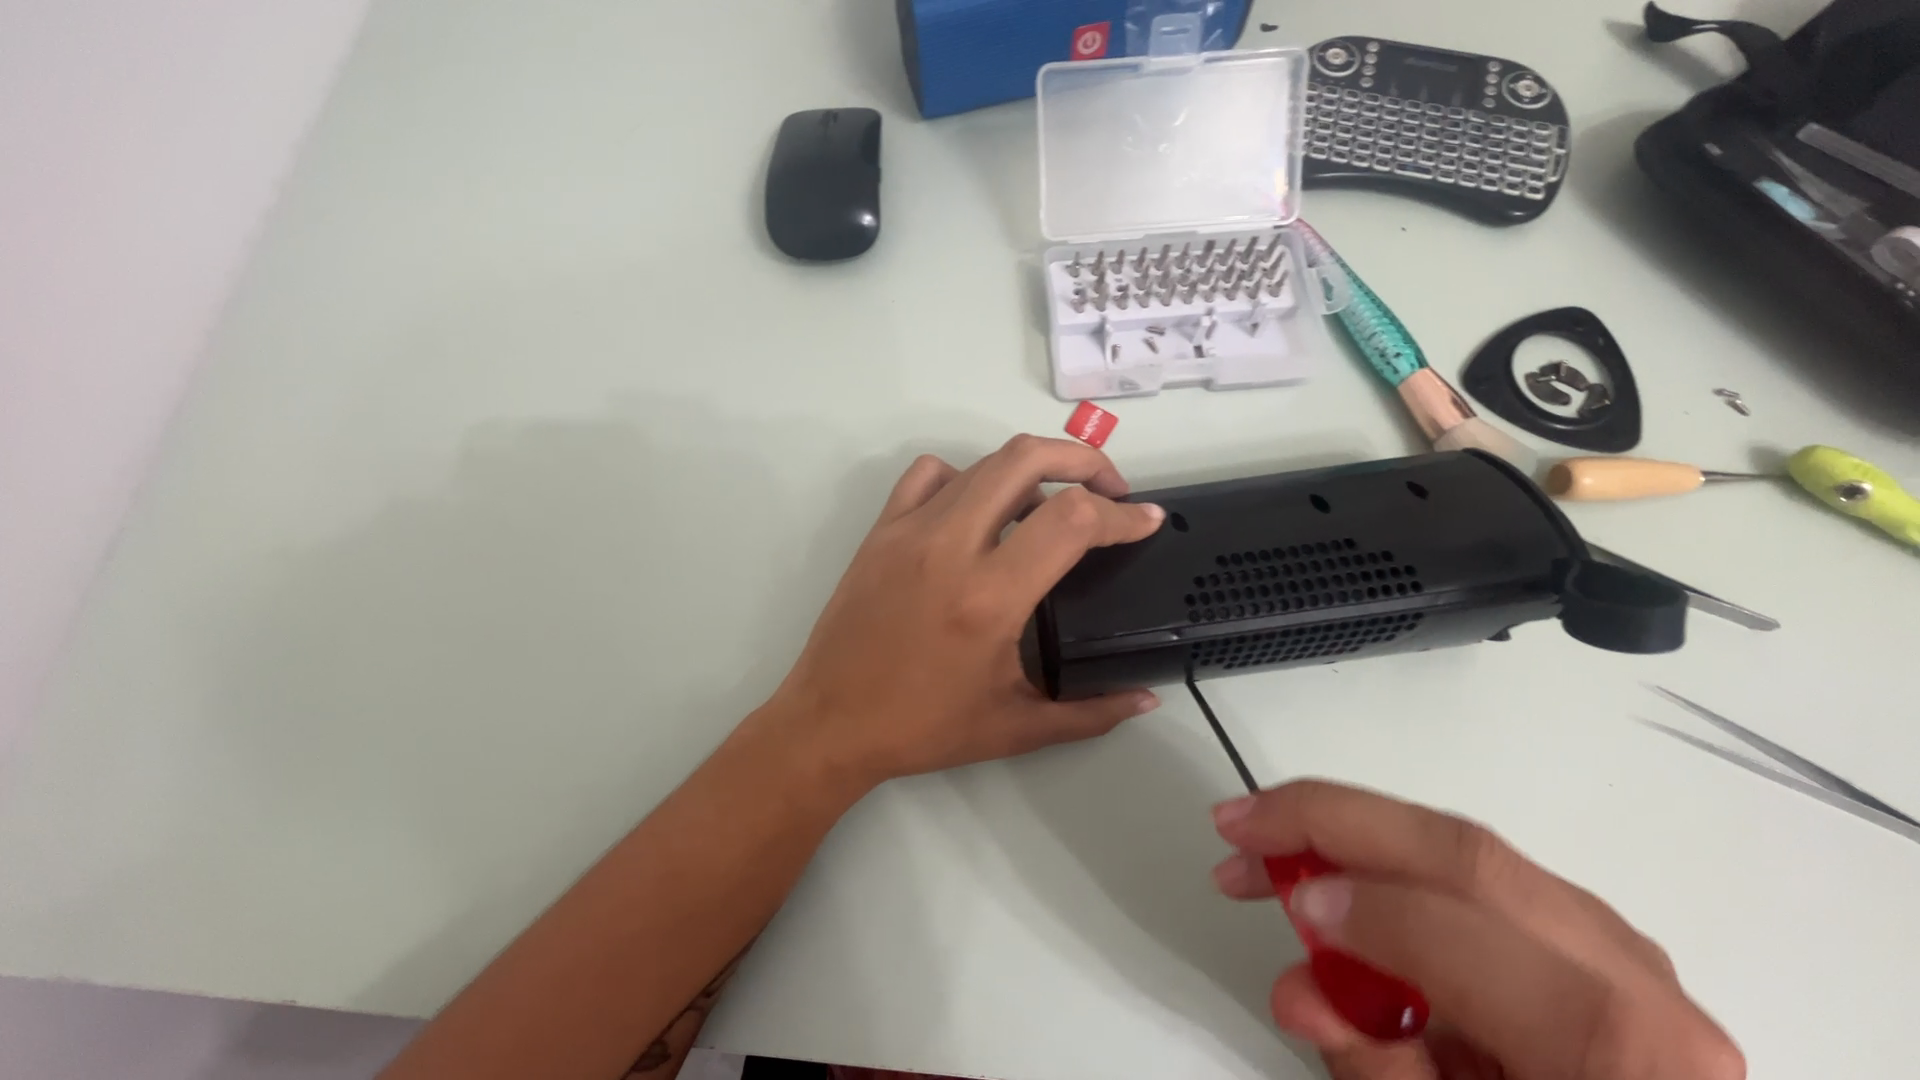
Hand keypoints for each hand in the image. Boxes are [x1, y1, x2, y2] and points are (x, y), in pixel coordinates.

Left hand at [761, 435, 1165, 787]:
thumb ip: (1091, 713)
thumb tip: (1146, 699)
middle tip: (1109, 490)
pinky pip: (929, 475)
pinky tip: (978, 511)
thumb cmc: (923, 728)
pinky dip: (967, 477)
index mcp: (990, 597)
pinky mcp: (880, 531)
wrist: (830, 724)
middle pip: (1027, 458)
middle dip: (1083, 460)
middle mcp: (951, 547)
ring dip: (1030, 469)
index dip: (1123, 514)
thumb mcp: (1016, 729)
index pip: (1074, 520)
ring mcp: (909, 531)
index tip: (1146, 520)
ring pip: (982, 463)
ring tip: (1050, 506)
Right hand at [1210, 781, 1744, 1079]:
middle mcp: (1636, 978)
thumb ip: (1378, 1067)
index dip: (1371, 913)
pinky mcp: (1588, 937)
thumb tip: (1299, 987)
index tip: (1284, 903)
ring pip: (1463, 851)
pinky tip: (1332, 884)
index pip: (1484, 942)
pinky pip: (1469, 879)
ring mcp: (1618, 948)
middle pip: (1465, 855)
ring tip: (1263, 853)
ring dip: (1347, 836)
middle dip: (1331, 824)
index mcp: (1625, 1051)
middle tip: (1236, 827)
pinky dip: (1387, 867)